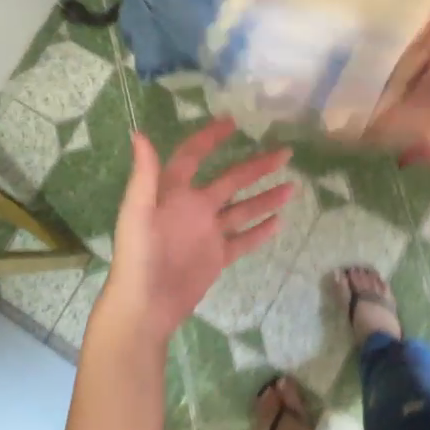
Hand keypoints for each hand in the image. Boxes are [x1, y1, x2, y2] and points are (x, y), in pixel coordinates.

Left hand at [104, 118, 294, 339]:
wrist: (145, 306)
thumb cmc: (138, 256)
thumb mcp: (137, 212)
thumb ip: (144, 175)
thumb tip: (139, 134)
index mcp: (173, 193)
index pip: (193, 157)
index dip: (209, 139)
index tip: (233, 123)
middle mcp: (194, 208)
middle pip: (230, 180)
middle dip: (256, 166)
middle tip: (284, 152)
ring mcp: (207, 233)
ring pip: (242, 209)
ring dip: (265, 197)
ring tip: (292, 186)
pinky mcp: (217, 257)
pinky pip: (242, 240)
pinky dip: (260, 230)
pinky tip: (280, 221)